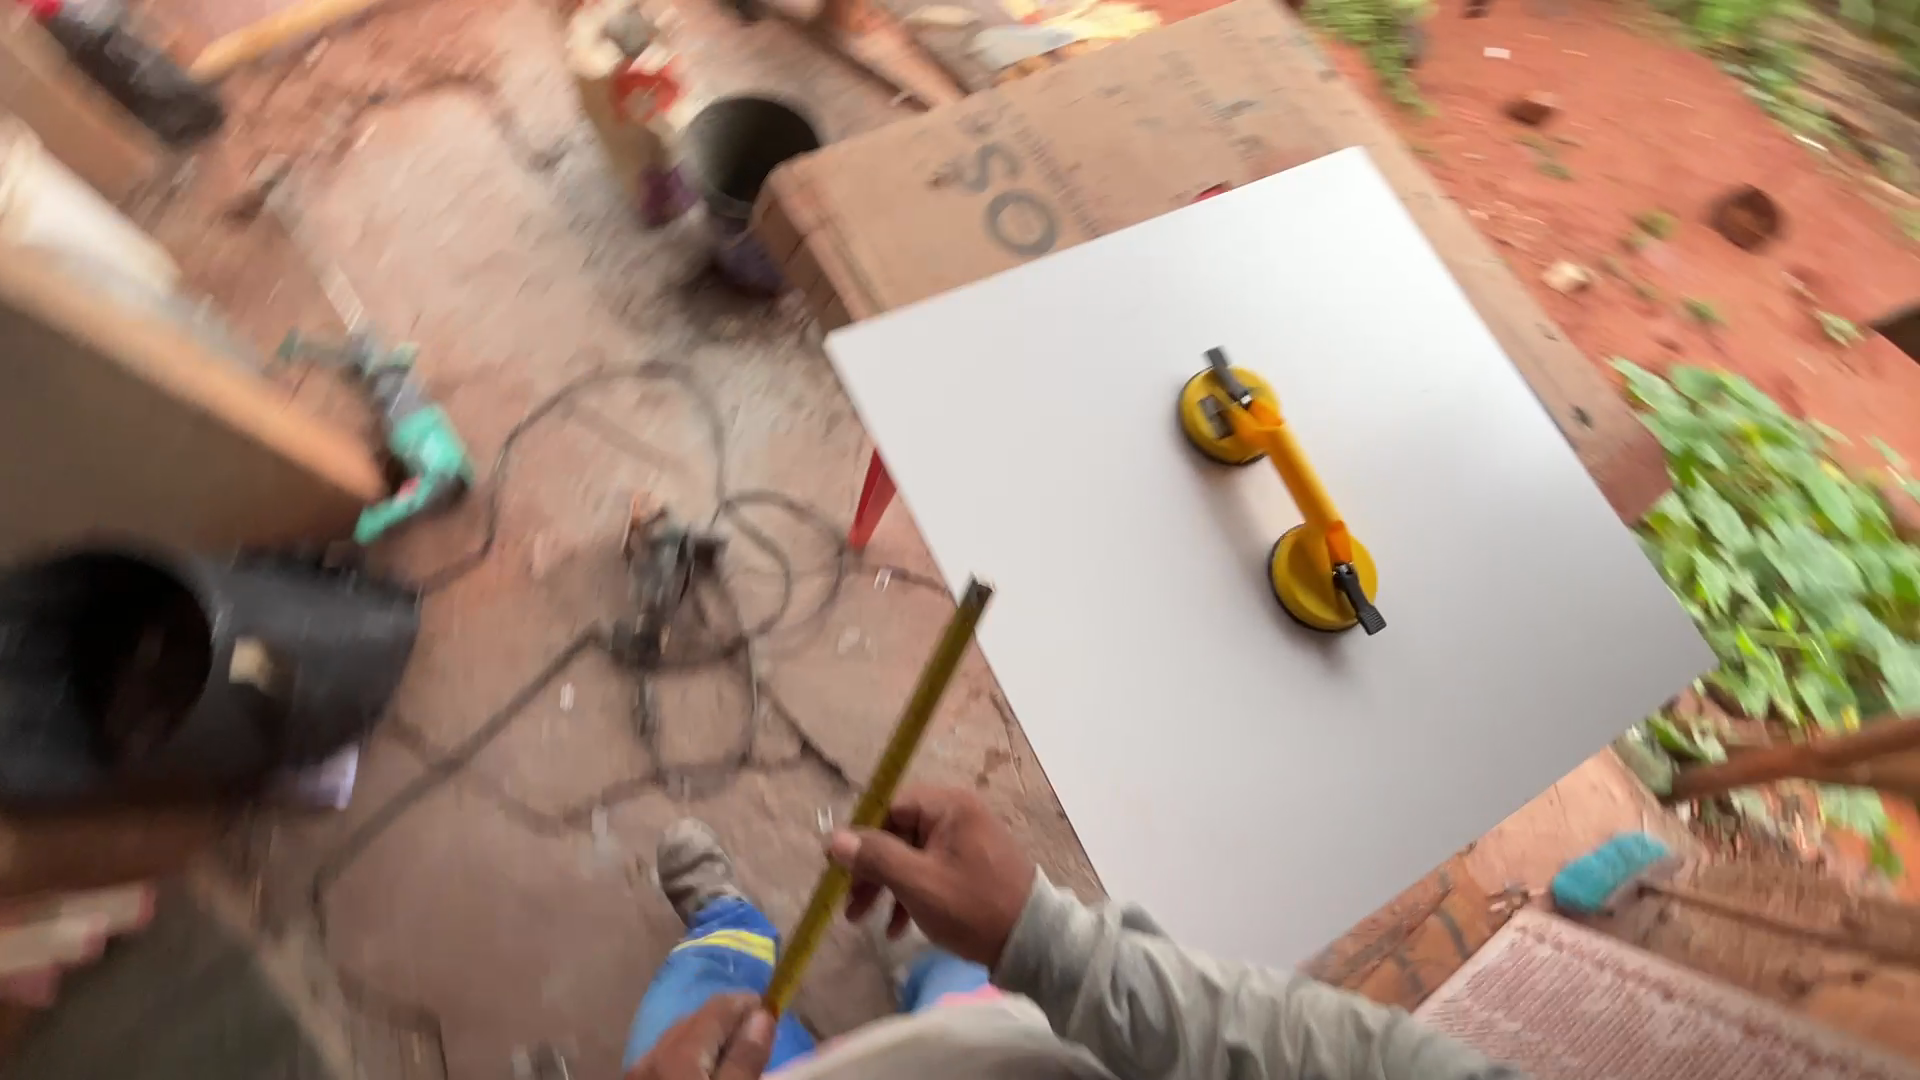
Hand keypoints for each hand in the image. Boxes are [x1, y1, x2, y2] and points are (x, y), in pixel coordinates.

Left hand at [625, 994, 774, 1079]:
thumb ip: (744, 1059)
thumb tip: (762, 1013)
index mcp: (677, 1053)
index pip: (720, 1004)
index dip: (750, 1004)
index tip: (772, 1017)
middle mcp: (652, 1053)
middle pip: (698, 1017)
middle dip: (729, 1021)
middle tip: (755, 1042)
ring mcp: (636, 1072)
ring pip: (680, 1037)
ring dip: (708, 1039)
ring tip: (730, 1057)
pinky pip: (665, 1058)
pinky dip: (688, 1057)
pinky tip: (699, 1074)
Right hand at [827, 786, 1035, 967]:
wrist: (1031, 942)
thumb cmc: (972, 906)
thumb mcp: (918, 883)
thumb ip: (876, 857)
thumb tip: (834, 838)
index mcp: (948, 806)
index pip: (890, 807)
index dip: (862, 837)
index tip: (839, 869)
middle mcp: (957, 814)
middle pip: (899, 832)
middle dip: (871, 869)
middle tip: (849, 904)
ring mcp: (966, 839)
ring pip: (911, 854)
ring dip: (886, 886)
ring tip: (863, 921)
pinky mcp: (970, 865)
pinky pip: (930, 869)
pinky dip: (910, 893)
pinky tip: (897, 928)